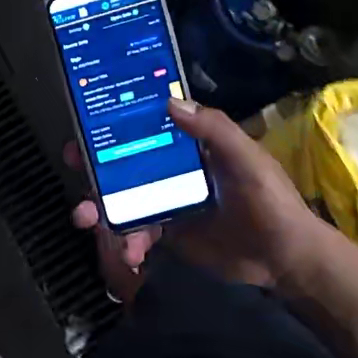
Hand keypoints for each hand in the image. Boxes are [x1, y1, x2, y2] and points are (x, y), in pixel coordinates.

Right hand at [68, 98, 329, 295]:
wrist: (283, 256)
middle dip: (96, 163)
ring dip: (100, 206)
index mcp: (193, 146)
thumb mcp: (247, 159)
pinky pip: (137, 233)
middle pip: (126, 162)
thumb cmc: (269, 199)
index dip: (119, 123)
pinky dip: (127, 241)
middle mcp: (176, 170)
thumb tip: (170, 101)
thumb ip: (214, 130)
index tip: (89, 121)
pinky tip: (131, 253)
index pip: (150, 127)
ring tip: (87, 217)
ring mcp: (169, 202)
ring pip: (123, 199)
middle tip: (75, 163)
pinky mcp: (169, 234)